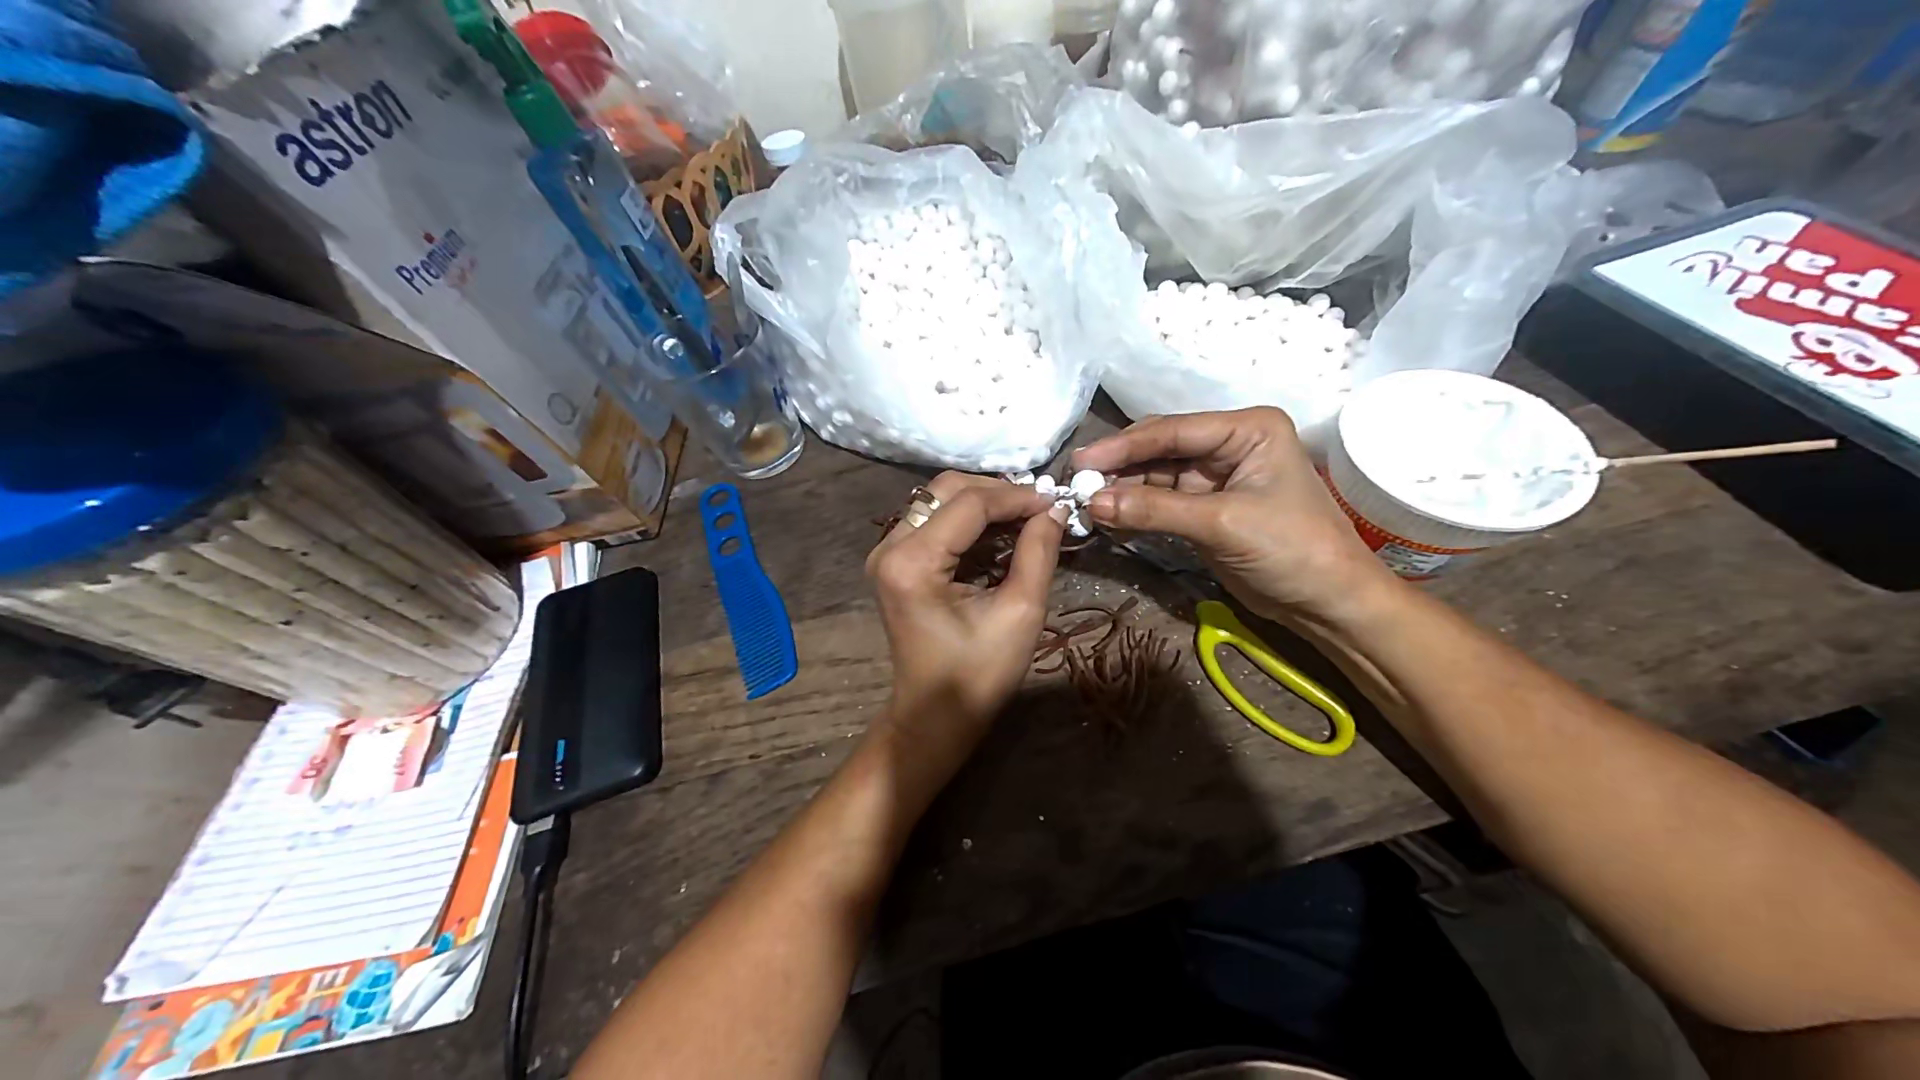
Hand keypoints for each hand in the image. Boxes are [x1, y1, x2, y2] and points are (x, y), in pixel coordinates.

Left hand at [866, 472, 1065, 734]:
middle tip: (1041, 507)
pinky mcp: (894, 561)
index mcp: (912, 562)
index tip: (1057, 502)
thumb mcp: (1020, 613)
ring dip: (984, 502)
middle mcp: (889, 547)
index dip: (1017, 497)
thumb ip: (1038, 552)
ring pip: (939, 500)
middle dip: (998, 492)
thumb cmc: (979, 674)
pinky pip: (933, 520)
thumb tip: (1056, 509)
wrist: (936, 714)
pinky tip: (1000, 531)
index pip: (970, 504)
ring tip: (1026, 517)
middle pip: (947, 490)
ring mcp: (886, 552)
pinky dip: (968, 520)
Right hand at [1073, 407, 1396, 622]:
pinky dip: (1135, 509)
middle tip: (1076, 484)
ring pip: (1155, 475)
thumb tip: (1092, 502)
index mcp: (1246, 430)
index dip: (1123, 446)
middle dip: (1119, 466)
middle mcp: (1229, 445)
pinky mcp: (1205, 508)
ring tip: (1084, 503)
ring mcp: (1215, 477)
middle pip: (1160, 448)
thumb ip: (1155, 509)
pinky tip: (1107, 515)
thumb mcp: (1222, 524)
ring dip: (1122, 489)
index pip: (1174, 430)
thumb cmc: (1291, 550)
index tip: (1080, 462)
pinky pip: (1160, 501)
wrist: (1328, 603)